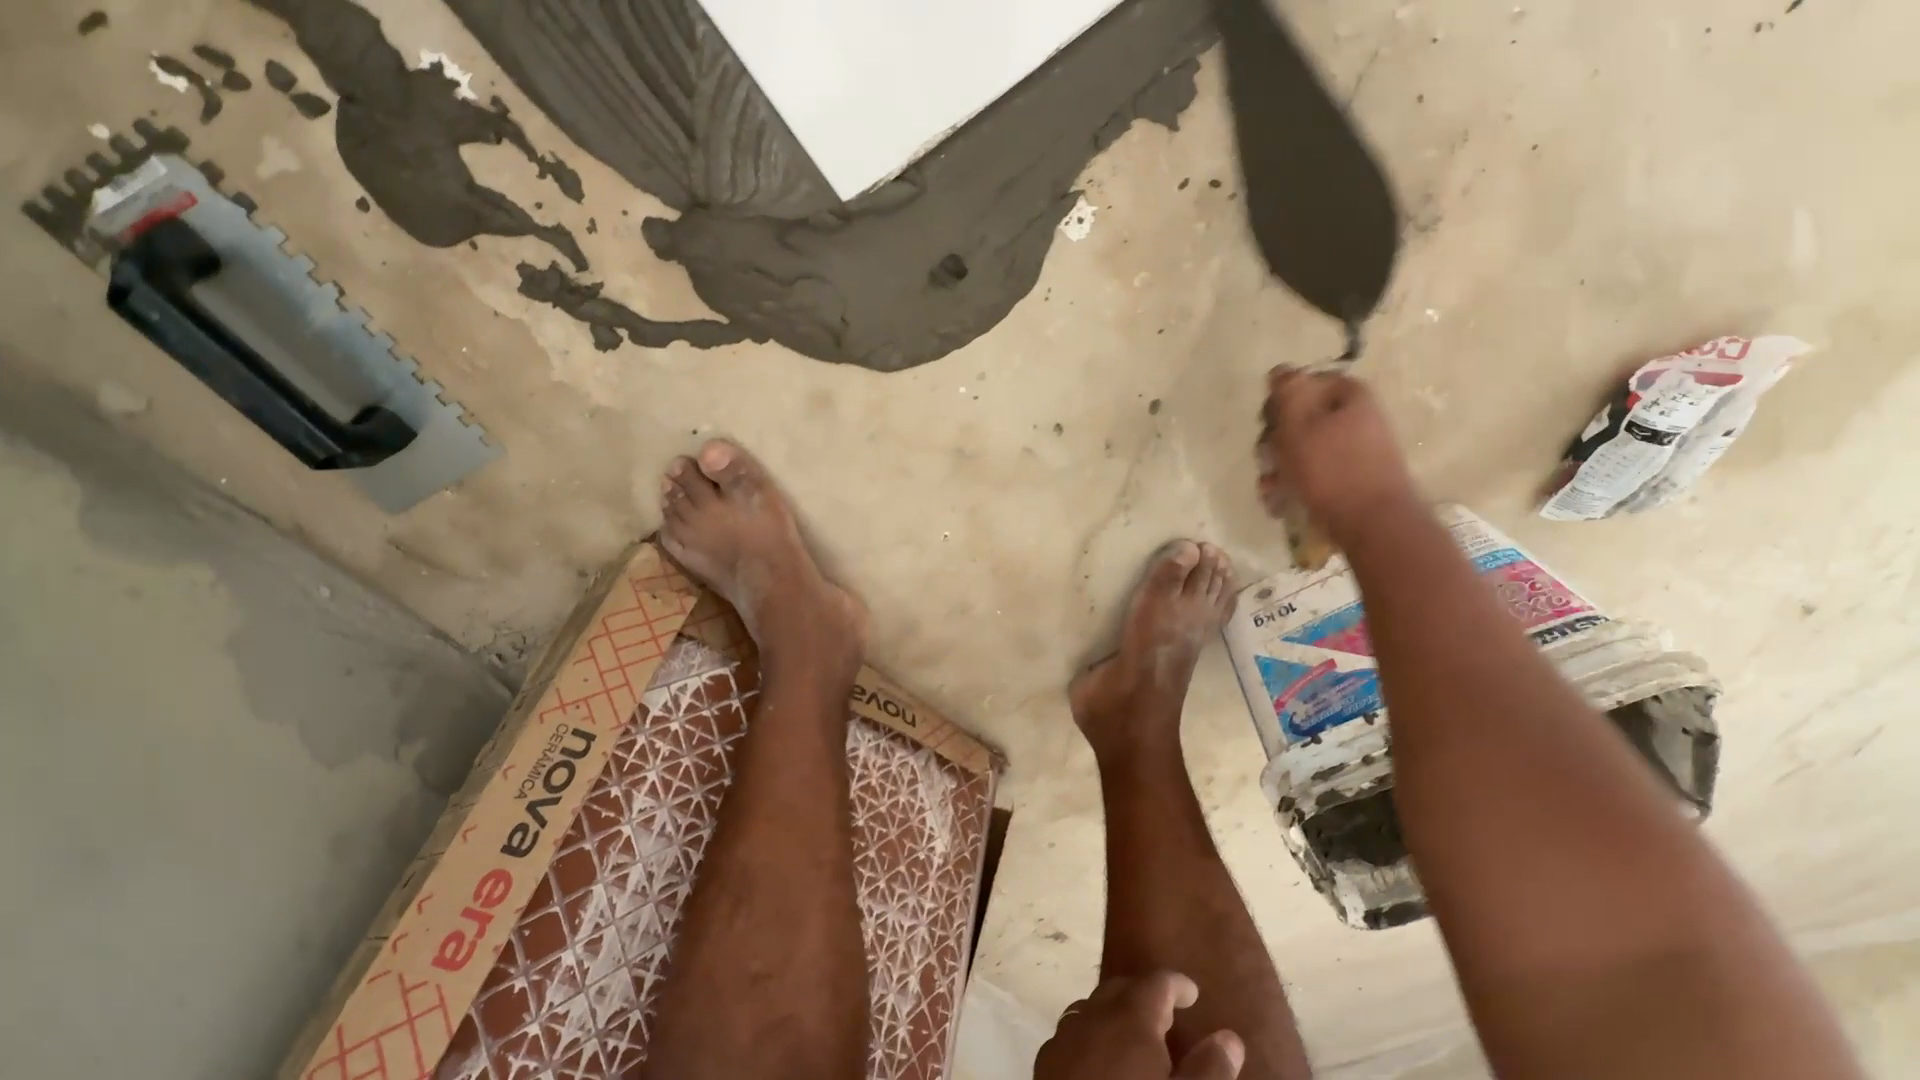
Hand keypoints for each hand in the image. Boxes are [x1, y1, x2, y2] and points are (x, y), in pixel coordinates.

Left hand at [1033, 972, 1244, 1079]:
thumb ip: (1209, 1070)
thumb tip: (1228, 1038)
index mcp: (1130, 1019)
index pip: (1156, 983)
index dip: (1177, 985)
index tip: (1193, 995)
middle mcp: (1092, 1018)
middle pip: (1119, 990)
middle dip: (1144, 996)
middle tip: (1169, 1016)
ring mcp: (1062, 1041)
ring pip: (1092, 1011)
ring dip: (1115, 1015)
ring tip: (1137, 1041)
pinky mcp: (1045, 1067)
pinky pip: (1071, 1037)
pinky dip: (1091, 1037)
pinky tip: (1102, 1066)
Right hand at [1258, 366, 1417, 542]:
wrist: (1374, 525)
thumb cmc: (1331, 470)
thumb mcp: (1299, 424)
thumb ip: (1287, 391)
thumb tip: (1281, 370)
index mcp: (1348, 394)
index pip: (1301, 385)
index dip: (1278, 405)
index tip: (1268, 427)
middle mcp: (1357, 416)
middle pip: (1300, 420)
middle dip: (1275, 444)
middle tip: (1267, 463)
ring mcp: (1358, 449)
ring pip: (1304, 451)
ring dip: (1280, 470)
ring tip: (1271, 492)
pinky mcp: (1355, 479)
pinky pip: (1317, 475)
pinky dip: (1296, 487)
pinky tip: (1282, 505)